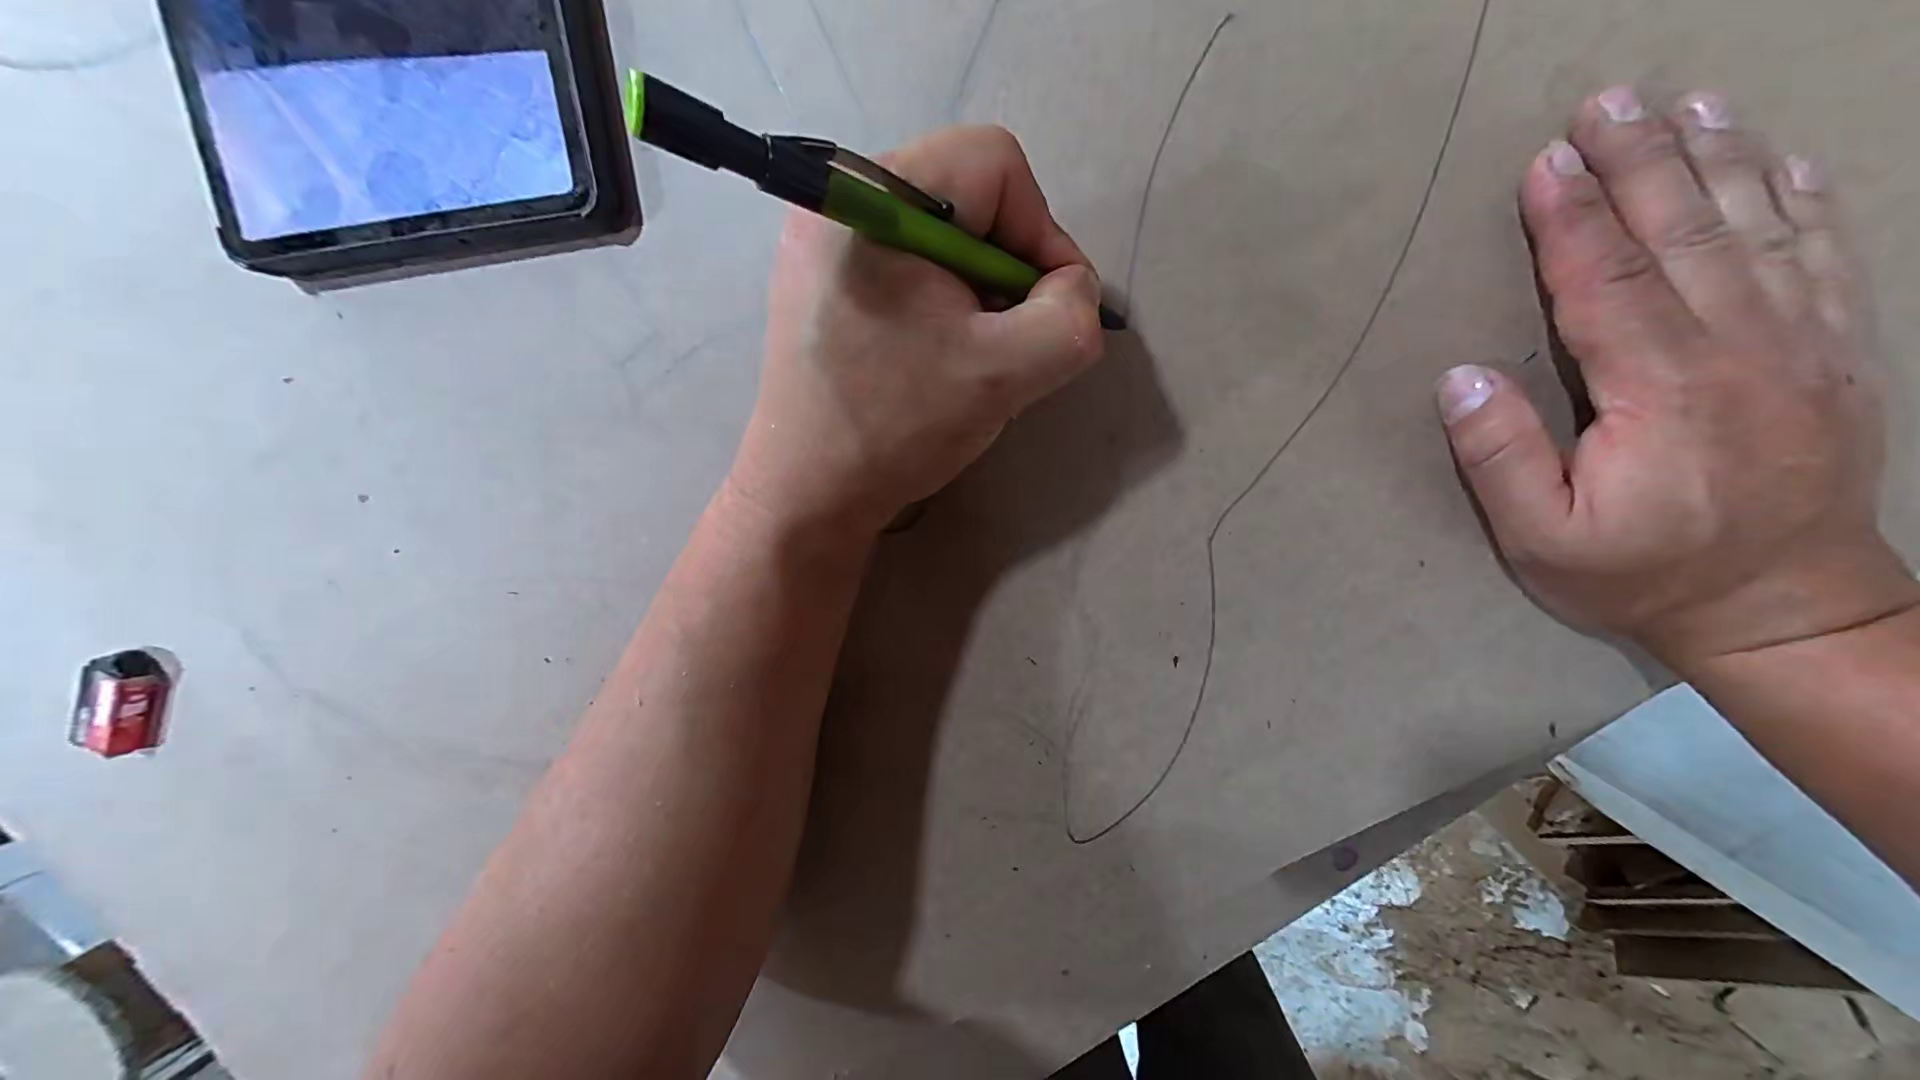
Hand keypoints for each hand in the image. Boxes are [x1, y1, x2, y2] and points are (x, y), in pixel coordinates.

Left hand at [728, 126, 1106, 535]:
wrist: (808, 493)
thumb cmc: (897, 428)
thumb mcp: (1006, 372)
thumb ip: (1070, 317)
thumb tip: (1072, 289)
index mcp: (870, 196)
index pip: (996, 165)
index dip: (1041, 236)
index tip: (1041, 310)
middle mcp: (836, 199)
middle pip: (969, 198)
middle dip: (1004, 273)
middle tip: (999, 344)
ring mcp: (823, 241)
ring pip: (943, 238)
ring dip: (975, 297)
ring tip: (960, 359)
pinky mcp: (821, 280)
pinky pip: (909, 267)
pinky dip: (941, 307)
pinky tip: (930, 359)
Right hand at [1438, 86, 1918, 669]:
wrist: (1785, 610)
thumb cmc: (1641, 576)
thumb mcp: (1541, 538)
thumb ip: (1499, 459)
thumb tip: (1460, 378)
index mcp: (1664, 393)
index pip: (1610, 284)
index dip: (1572, 221)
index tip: (1546, 163)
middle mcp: (1744, 350)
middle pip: (1686, 235)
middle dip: (1640, 163)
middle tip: (1607, 101)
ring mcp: (1803, 346)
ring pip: (1760, 228)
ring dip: (1715, 160)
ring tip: (1684, 104)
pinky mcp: (1836, 354)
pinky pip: (1823, 255)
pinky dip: (1799, 197)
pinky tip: (1777, 159)